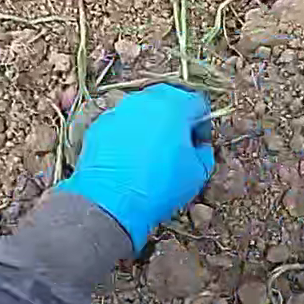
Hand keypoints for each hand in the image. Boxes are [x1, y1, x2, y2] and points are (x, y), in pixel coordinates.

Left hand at [58, 85, 214, 250]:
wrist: (112, 203)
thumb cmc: (159, 186)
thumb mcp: (198, 174)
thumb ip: (205, 153)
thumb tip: (200, 148)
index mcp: (174, 106)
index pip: (197, 104)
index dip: (202, 125)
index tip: (198, 144)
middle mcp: (145, 101)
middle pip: (168, 102)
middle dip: (175, 122)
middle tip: (177, 147)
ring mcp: (119, 111)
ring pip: (142, 112)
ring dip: (151, 128)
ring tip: (152, 156)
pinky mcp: (99, 126)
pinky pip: (121, 126)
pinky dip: (128, 137)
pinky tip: (130, 161)